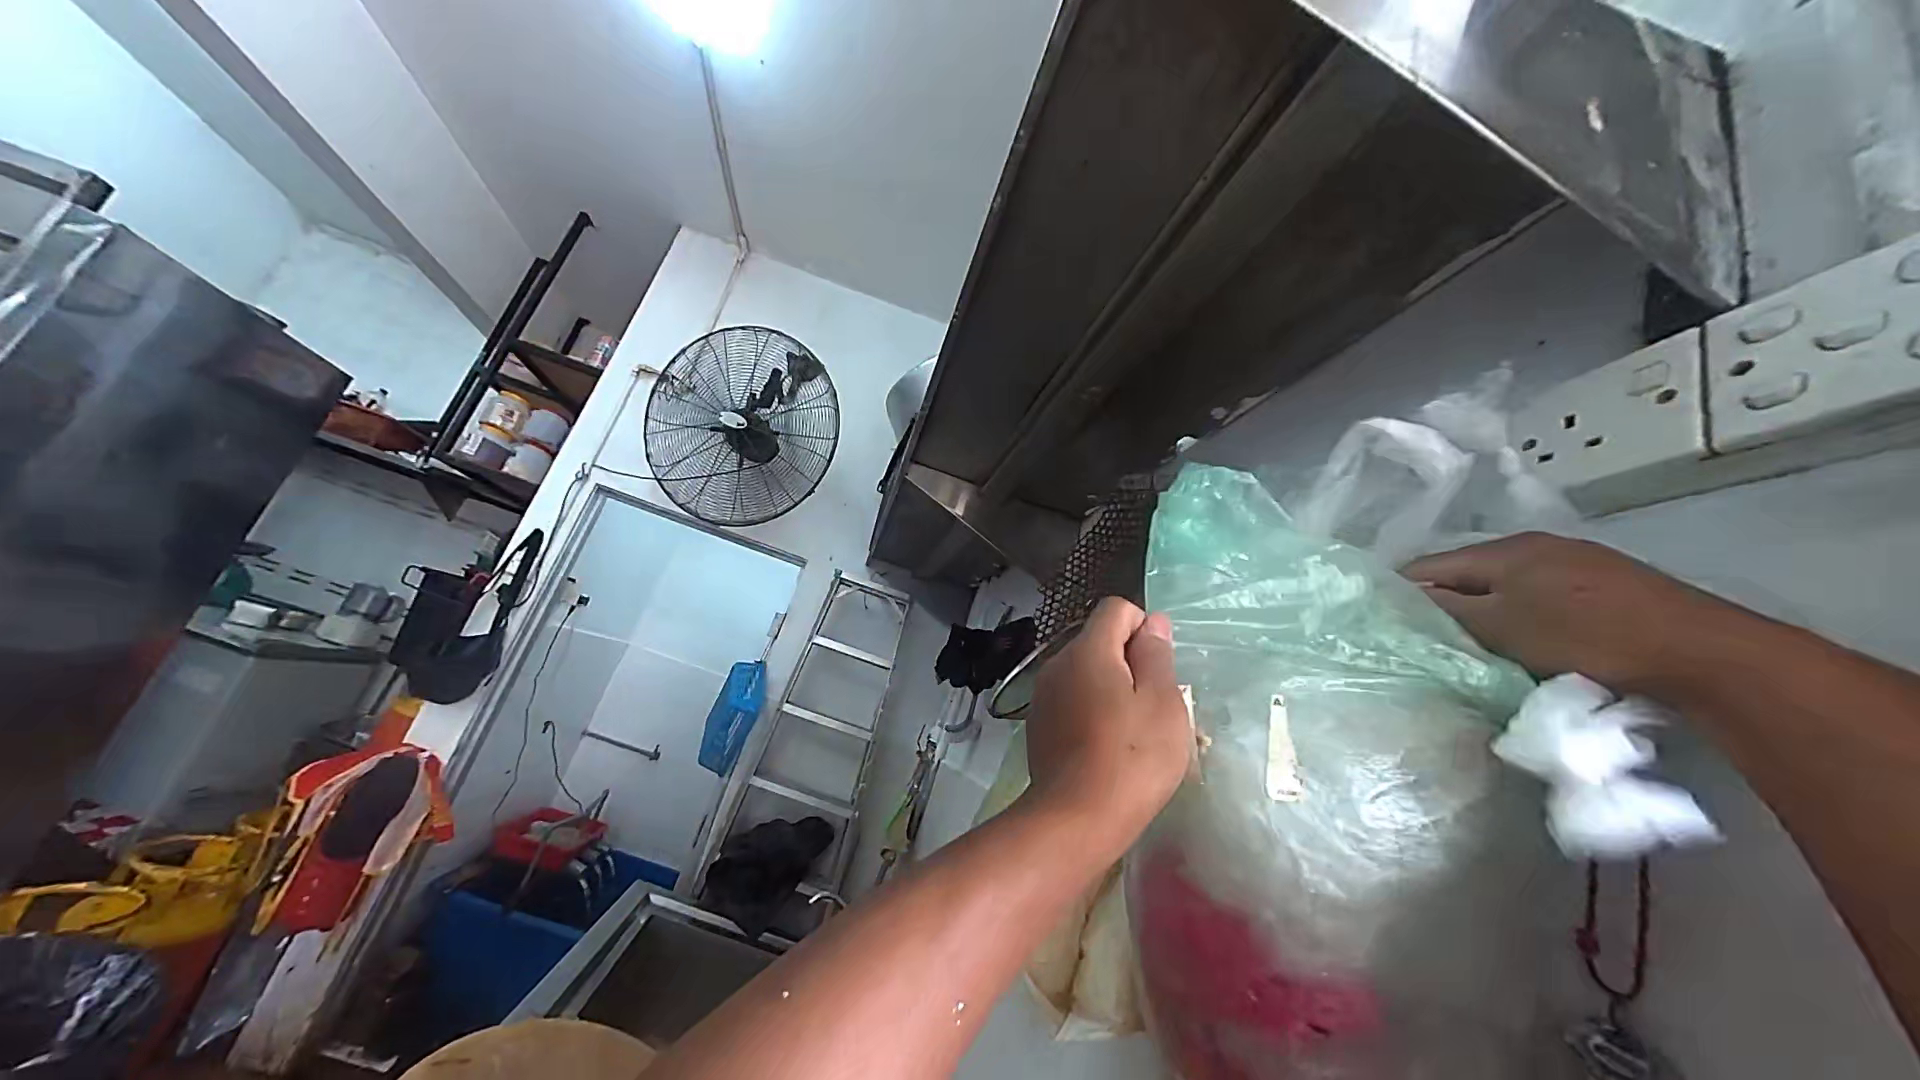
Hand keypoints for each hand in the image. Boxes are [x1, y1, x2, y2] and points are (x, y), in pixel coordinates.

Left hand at [1024, 597, 1192, 854]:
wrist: (1076, 818)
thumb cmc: (1131, 758)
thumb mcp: (1162, 703)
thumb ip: (1156, 655)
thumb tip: (1152, 622)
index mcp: (1087, 650)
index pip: (1116, 609)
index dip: (1144, 628)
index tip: (1159, 667)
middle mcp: (1058, 663)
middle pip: (1099, 640)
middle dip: (1130, 661)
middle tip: (1153, 705)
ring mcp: (1044, 694)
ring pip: (1086, 671)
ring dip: (1112, 687)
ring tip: (1132, 730)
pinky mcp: (1040, 722)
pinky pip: (1073, 698)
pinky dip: (1092, 709)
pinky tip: (1106, 746)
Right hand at [1404, 532, 1751, 693]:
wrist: (1703, 652)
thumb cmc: (1585, 636)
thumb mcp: (1500, 627)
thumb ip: (1446, 610)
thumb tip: (1405, 599)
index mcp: (1503, 549)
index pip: (1428, 565)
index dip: (1402, 591)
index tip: (1387, 621)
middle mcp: (1535, 544)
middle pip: (1468, 572)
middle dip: (1444, 601)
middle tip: (1430, 637)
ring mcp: (1575, 560)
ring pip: (1505, 583)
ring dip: (1484, 608)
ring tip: (1474, 640)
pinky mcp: (1607, 582)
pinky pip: (1540, 593)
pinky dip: (1521, 612)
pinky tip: (1526, 636)